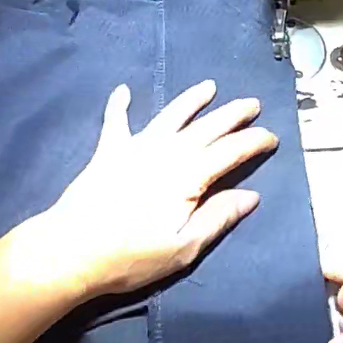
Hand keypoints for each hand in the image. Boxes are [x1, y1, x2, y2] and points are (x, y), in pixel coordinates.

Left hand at [29, 80, 276, 298]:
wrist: (72, 251)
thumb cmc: (131, 256)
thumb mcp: (184, 247)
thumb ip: (218, 217)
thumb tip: (251, 196)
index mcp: (188, 176)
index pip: (230, 151)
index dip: (254, 142)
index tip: (271, 137)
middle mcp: (166, 153)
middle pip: (207, 127)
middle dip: (233, 114)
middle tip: (252, 103)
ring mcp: (136, 148)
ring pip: (171, 116)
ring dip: (191, 100)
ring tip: (209, 86)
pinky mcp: (109, 152)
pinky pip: (116, 121)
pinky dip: (119, 105)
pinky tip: (122, 90)